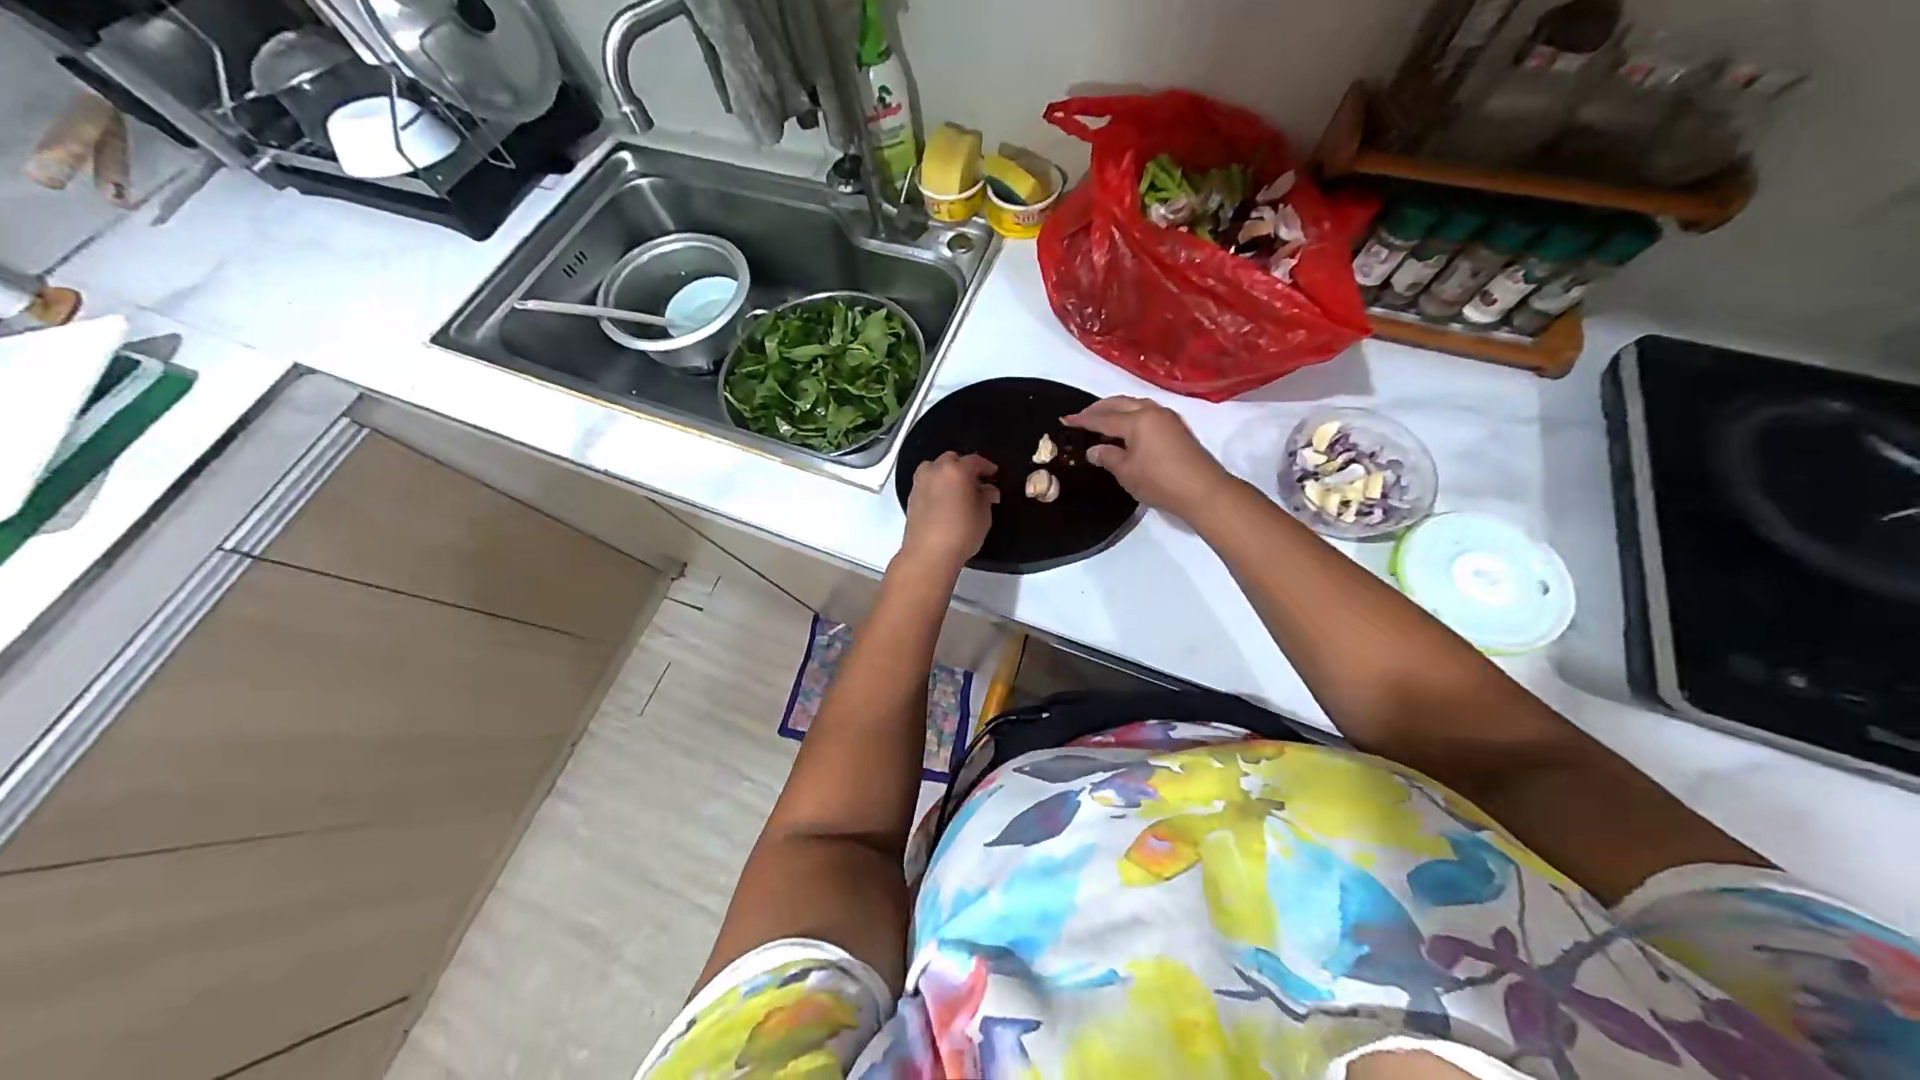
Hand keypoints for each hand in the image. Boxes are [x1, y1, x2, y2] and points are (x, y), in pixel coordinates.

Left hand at [901, 452, 998, 571]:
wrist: (929, 554)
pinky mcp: (912, 496)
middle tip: (975, 481)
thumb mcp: (983, 515)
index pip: (974, 461)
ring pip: (934, 468)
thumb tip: (988, 490)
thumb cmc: (961, 533)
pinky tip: (944, 499)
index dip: (986, 466)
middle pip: (951, 460)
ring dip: (946, 473)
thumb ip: (986, 497)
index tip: (993, 472)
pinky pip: (926, 482)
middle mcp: (935, 470)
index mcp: (956, 470)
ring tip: (957, 488)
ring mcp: (920, 482)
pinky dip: (936, 484)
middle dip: (964, 467)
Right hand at [1064, 397, 1235, 519]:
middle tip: (1082, 416)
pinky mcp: (1177, 428)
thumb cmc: (1160, 481)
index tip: (1065, 420)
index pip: (1103, 418)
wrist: (1203, 491)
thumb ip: (1107, 457)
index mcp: (1137, 420)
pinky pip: (1147, 413)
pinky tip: (1126, 428)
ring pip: (1136, 405)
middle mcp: (1152, 412)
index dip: (1083, 420)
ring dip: (1117, 409)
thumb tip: (1094, 450)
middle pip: (1120, 403)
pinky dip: (1131, 416)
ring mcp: (1168, 418)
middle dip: (1099, 408)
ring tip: (1103, 419)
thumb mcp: (1126, 472)